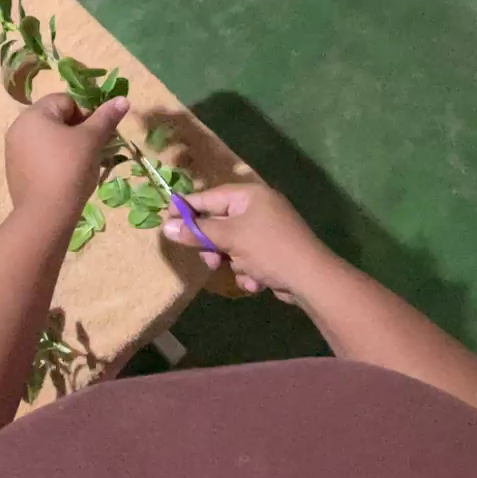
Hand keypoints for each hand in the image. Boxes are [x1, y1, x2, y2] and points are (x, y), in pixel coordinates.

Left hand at [5, 94, 128, 217]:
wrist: (46, 214)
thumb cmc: (70, 169)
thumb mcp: (92, 140)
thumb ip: (106, 117)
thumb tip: (123, 99)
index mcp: (34, 115)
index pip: (66, 101)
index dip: (86, 114)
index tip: (97, 134)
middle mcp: (19, 128)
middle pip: (56, 119)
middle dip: (78, 131)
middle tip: (94, 150)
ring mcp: (14, 152)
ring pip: (49, 140)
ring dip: (68, 147)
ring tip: (83, 165)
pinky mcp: (16, 172)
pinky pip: (40, 158)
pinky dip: (55, 162)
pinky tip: (67, 178)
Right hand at [160, 184, 337, 301]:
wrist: (311, 279)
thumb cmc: (269, 249)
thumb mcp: (229, 239)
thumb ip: (197, 232)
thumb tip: (164, 227)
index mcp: (249, 195)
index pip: (209, 197)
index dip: (187, 208)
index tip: (165, 218)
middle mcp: (258, 208)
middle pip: (219, 223)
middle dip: (214, 246)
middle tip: (211, 261)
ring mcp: (267, 230)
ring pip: (231, 245)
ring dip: (232, 262)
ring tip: (243, 272)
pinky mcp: (272, 251)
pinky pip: (247, 258)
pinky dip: (248, 271)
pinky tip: (257, 281)